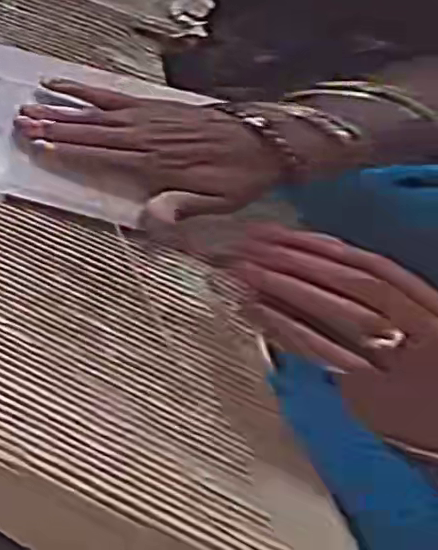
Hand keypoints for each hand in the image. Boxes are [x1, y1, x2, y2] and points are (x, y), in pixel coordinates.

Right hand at [15, 81, 285, 223]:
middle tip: (20, 124)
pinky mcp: (141, 104)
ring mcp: (138, 117)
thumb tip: (153, 220)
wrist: (266, 141)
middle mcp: (139, 138)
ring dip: (55, 112)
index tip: (40, 148)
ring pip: (88, 115)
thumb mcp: (220, 202)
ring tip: (26, 109)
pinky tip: (52, 84)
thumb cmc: (236, 176)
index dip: (68, 152)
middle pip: (86, 133)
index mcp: (152, 164)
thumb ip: (182, 207)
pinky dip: (77, 89)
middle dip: (51, 129)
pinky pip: (103, 94)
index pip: (100, 157)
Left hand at [231, 225, 437, 379]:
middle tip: (246, 247)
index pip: (379, 269)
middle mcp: (432, 334)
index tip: (270, 231)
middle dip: (299, 261)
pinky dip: (290, 326)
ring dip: (289, 287)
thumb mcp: (397, 321)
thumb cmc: (405, 363)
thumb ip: (356, 292)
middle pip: (362, 286)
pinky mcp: (381, 388)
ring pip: (350, 315)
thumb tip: (286, 252)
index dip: (321, 246)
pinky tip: (254, 307)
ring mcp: (411, 363)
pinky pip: (331, 351)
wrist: (436, 429)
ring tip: (241, 270)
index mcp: (436, 313)